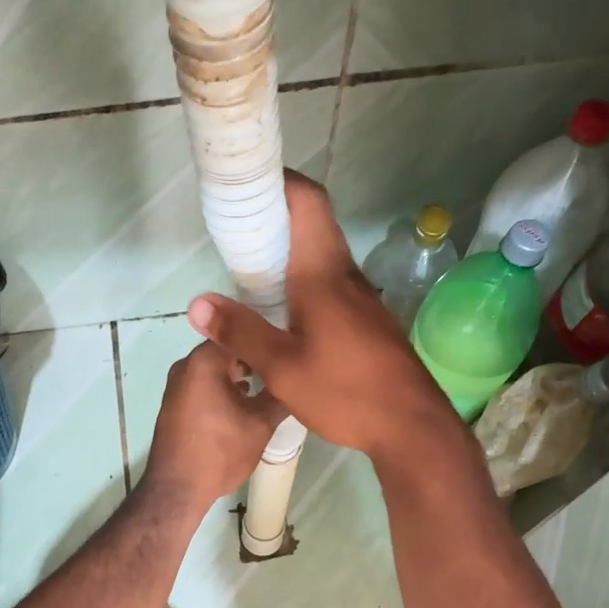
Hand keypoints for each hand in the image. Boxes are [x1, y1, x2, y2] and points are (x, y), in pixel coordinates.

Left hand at [142, 339, 288, 507]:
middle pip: (229, 348)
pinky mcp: (176, 402)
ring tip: (272, 385)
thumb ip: (281, 394)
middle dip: (257, 356)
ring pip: (218, 367)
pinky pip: (206, 383)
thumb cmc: (220, 453)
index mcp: (204, 361)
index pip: (242, 330)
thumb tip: (299, 378)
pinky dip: (226, 387)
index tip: (292, 346)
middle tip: (286, 365)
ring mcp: (178, 384)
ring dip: (242, 373)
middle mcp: (186, 365)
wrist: (177, 490)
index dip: (270, 335)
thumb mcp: (261, 423)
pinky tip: (247, 402)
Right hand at [186, 171, 454, 459]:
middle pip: (314, 225)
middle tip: (234, 231)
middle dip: (275, 217)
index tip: (246, 184)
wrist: (411, 426)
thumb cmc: (345, 392)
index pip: (307, 201)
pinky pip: (331, 285)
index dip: (279, 181)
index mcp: (323, 273)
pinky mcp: (368, 322)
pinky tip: (284, 312)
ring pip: (322, 257)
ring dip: (289, 252)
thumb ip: (240, 332)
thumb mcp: (281, 367)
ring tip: (250, 269)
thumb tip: (197, 303)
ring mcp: (361, 299)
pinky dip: (303, 281)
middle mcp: (345, 275)